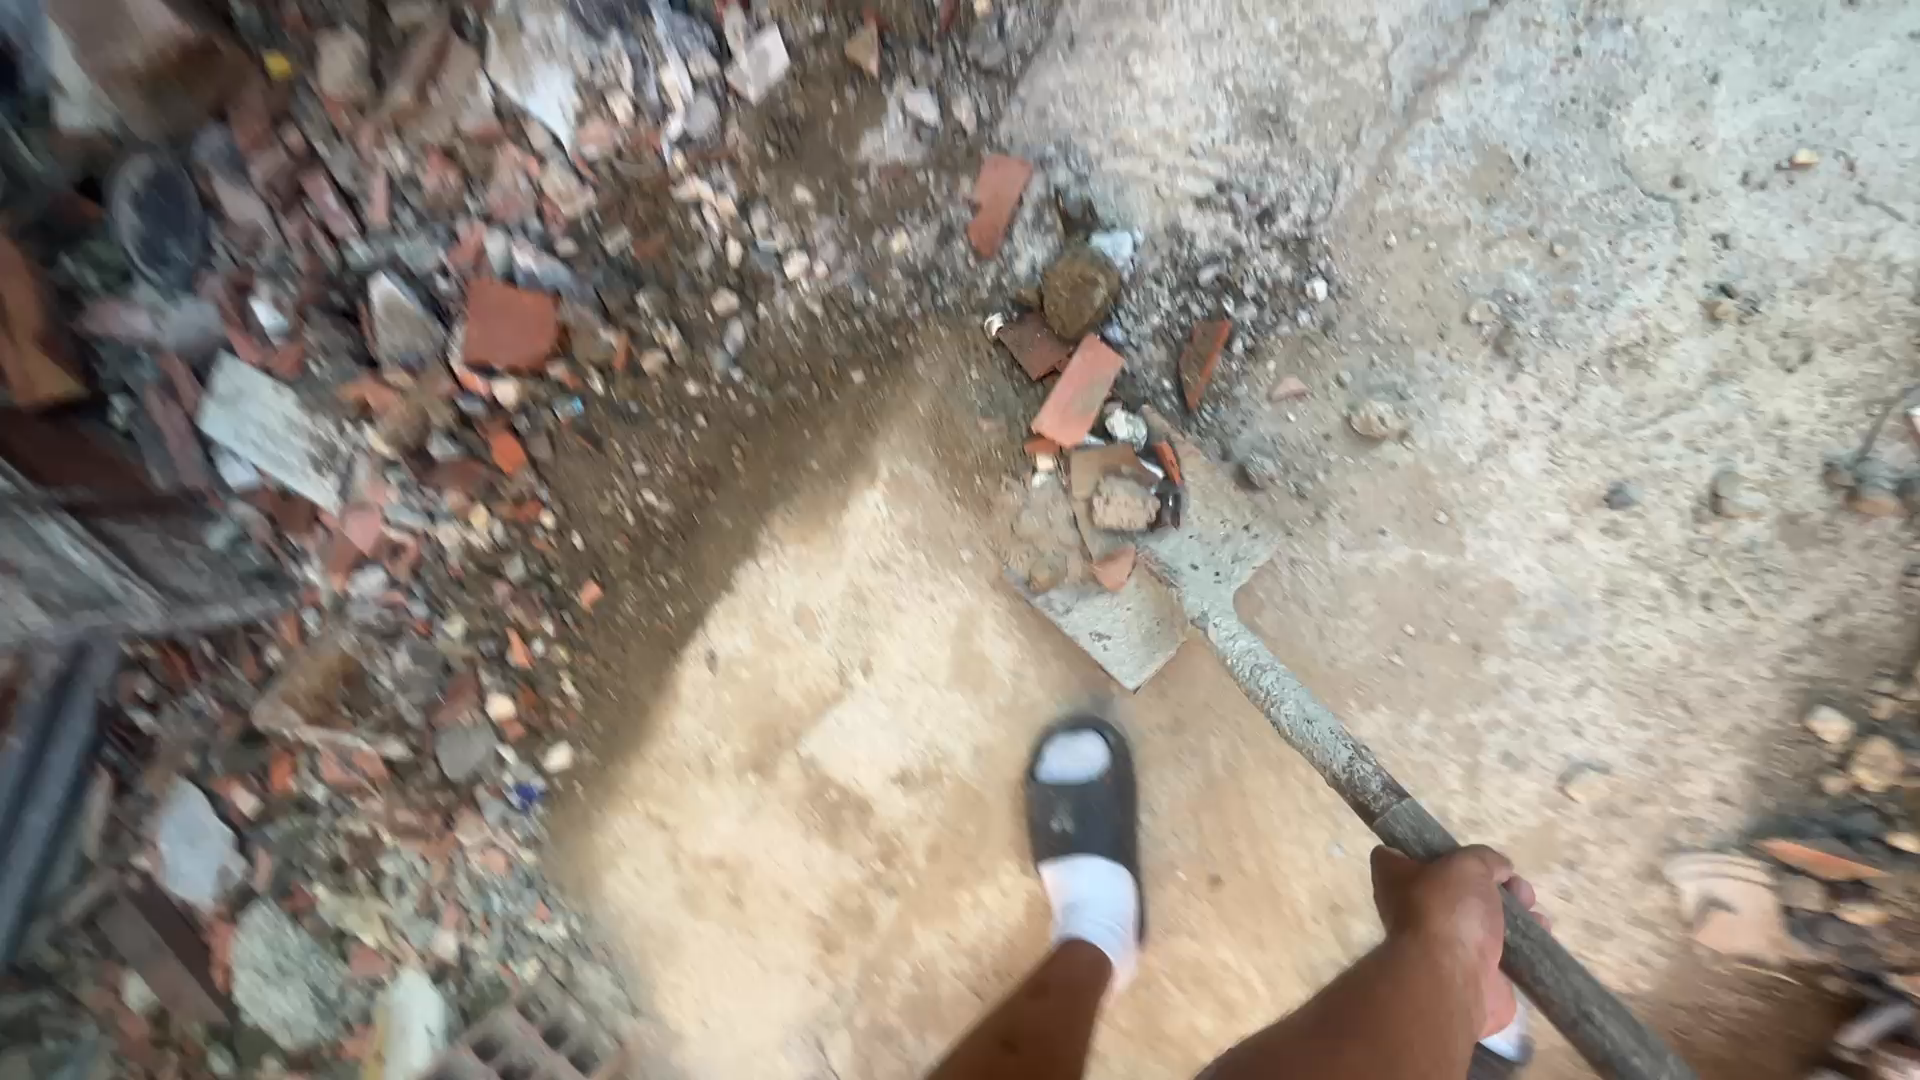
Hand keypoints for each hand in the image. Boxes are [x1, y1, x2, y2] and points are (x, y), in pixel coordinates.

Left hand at [1369, 845, 1549, 1037]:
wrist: (1453, 977)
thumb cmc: (1446, 910)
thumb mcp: (1465, 865)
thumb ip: (1484, 858)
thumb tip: (1499, 867)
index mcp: (1394, 874)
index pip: (1400, 851)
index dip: (1429, 848)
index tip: (1458, 850)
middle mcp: (1412, 903)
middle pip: (1454, 882)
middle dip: (1491, 880)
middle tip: (1513, 884)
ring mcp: (1443, 936)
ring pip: (1481, 912)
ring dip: (1513, 907)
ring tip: (1531, 907)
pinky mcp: (1473, 964)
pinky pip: (1500, 944)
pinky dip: (1522, 937)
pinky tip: (1541, 928)